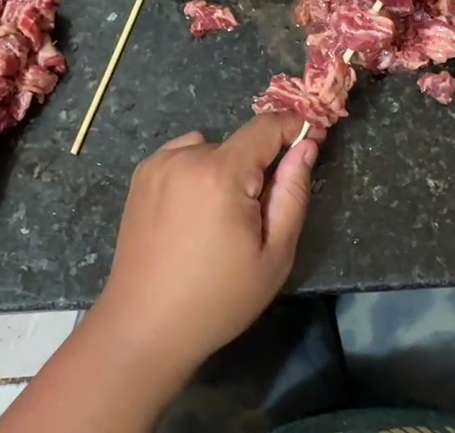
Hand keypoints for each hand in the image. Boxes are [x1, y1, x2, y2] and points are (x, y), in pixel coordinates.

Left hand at [85, 113, 317, 373]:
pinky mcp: (141, 175)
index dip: (294, 127)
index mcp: (222, 173)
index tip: (313, 140)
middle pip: (239, 143)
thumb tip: (306, 146)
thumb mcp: (274, 255)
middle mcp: (186, 156)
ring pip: (210, 149)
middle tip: (257, 217)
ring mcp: (159, 163)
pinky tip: (191, 214)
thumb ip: (292, 193)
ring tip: (218, 219)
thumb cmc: (218, 298)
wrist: (144, 326)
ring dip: (225, 169)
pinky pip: (182, 156)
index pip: (266, 127)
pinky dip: (196, 171)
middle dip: (257, 167)